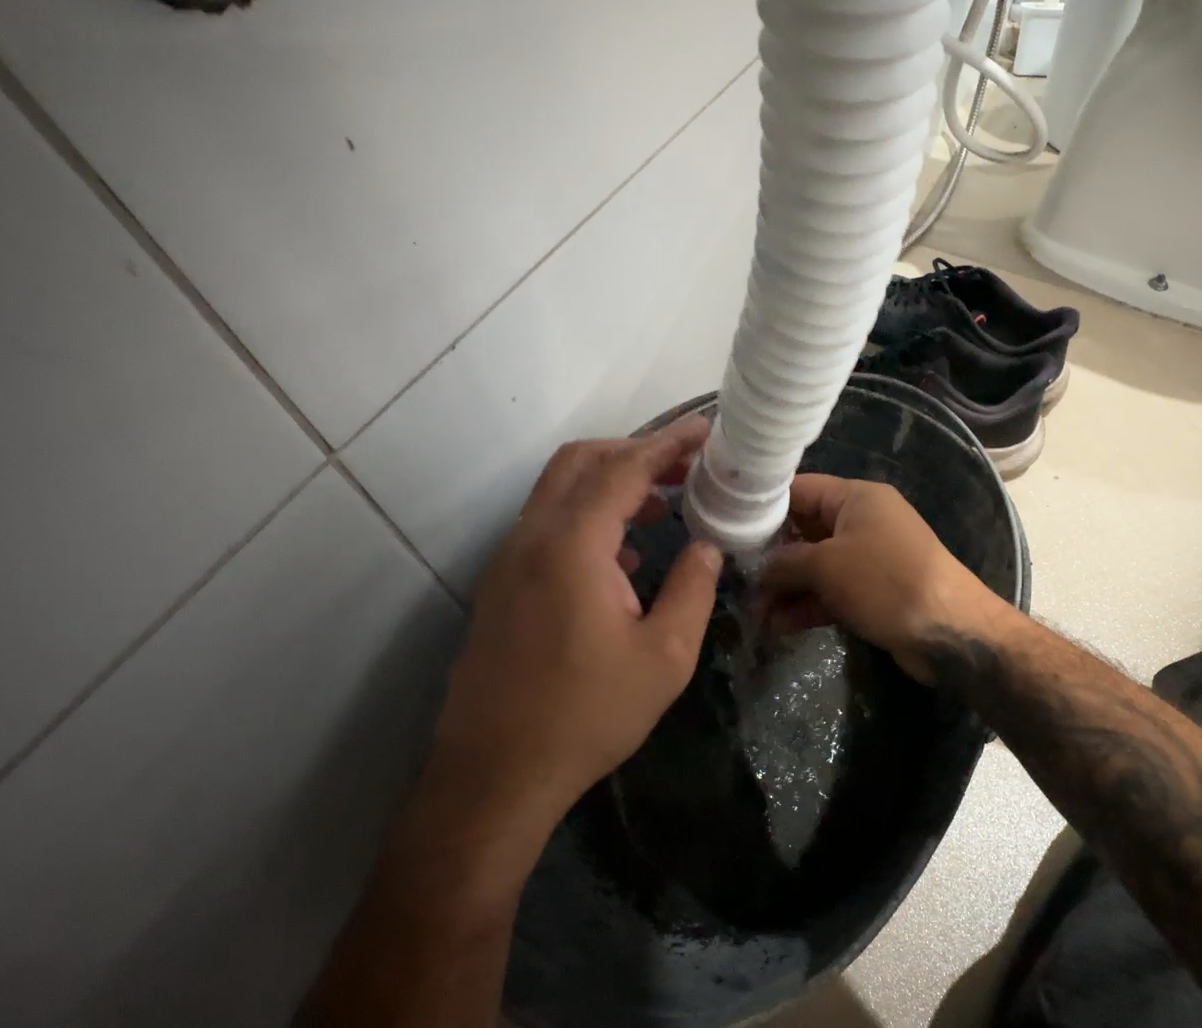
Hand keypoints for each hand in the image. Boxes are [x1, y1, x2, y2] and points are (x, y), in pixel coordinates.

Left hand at [432, 415, 722, 821]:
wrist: (496, 772)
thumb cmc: (587, 714)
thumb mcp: (664, 655)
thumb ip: (692, 589)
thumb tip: (706, 547)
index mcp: (572, 545)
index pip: (622, 469)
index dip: (666, 443)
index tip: (705, 430)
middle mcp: (531, 538)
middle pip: (579, 463)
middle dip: (633, 452)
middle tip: (684, 466)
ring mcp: (507, 562)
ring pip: (557, 493)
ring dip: (608, 485)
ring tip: (662, 506)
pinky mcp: (500, 587)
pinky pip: (546, 527)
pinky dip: (587, 517)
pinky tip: (623, 558)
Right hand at [757, 473, 1009, 682]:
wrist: (949, 631)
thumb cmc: (886, 581)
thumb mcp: (828, 565)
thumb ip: (785, 562)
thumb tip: (756, 569)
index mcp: (857, 498)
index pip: (799, 490)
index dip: (763, 507)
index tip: (727, 526)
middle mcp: (863, 522)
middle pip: (804, 530)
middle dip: (771, 556)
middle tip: (736, 578)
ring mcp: (869, 559)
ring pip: (815, 567)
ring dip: (786, 587)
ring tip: (752, 611)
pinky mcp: (873, 593)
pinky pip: (831, 592)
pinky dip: (807, 605)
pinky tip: (779, 624)